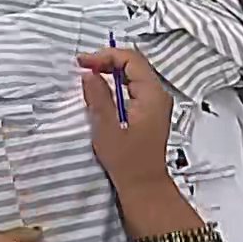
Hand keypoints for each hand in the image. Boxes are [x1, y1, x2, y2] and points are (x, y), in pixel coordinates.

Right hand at [77, 47, 173, 195]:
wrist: (143, 186)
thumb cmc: (127, 160)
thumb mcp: (107, 127)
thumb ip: (98, 97)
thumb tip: (89, 74)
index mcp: (152, 95)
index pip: (131, 60)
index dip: (106, 56)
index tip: (83, 62)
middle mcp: (158, 95)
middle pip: (134, 64)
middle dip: (108, 60)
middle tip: (83, 66)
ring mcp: (156, 103)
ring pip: (134, 74)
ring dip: (111, 70)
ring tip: (89, 74)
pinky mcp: (149, 111)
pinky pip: (134, 86)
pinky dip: (116, 82)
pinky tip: (102, 88)